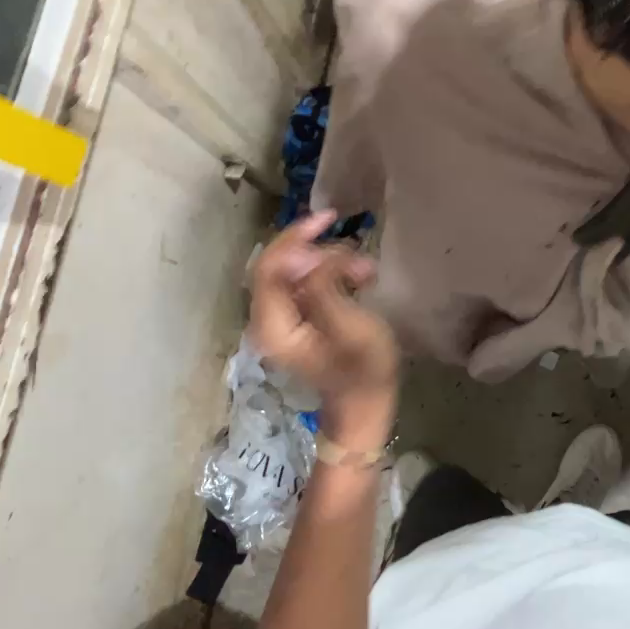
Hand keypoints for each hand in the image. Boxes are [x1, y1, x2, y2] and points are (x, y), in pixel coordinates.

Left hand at [249, 211, 399, 448]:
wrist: (364, 405)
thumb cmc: (363, 370)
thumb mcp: (349, 326)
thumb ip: (323, 288)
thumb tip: (308, 255)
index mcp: (272, 326)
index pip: (268, 267)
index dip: (295, 239)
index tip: (329, 222)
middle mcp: (265, 320)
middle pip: (276, 264)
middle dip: (312, 246)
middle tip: (349, 242)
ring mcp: (278, 320)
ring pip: (291, 270)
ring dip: (325, 259)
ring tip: (363, 267)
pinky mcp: (294, 319)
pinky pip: (301, 282)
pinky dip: (326, 271)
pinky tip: (355, 274)